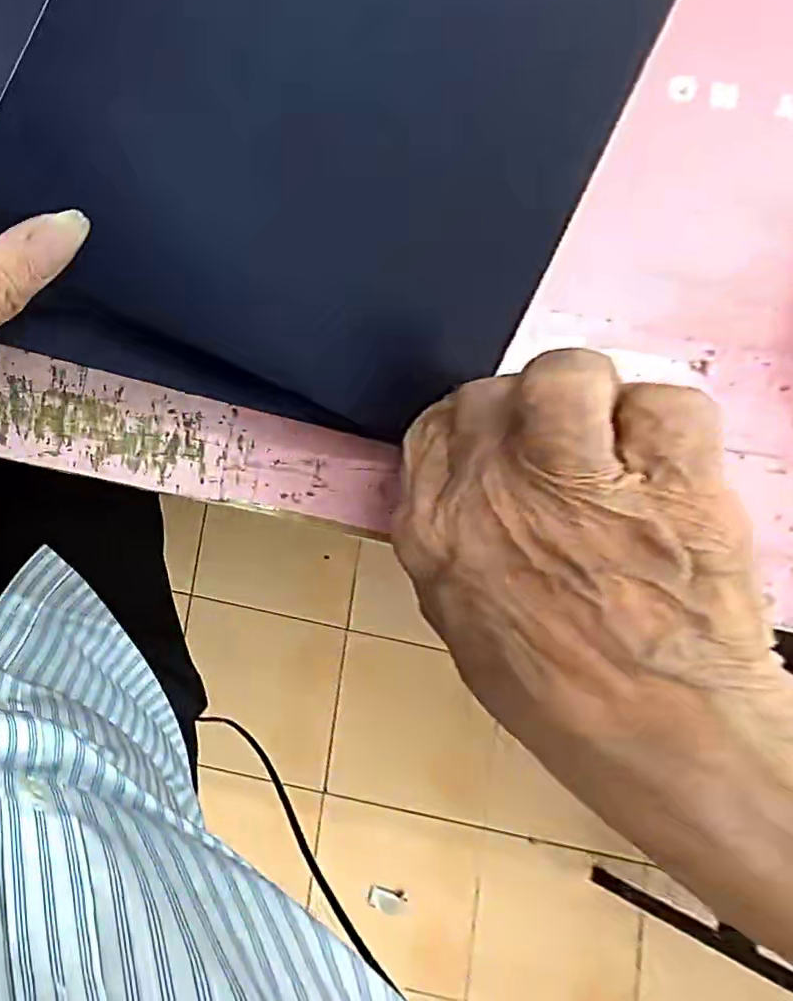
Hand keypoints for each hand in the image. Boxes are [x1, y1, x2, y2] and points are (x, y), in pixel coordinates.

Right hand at [394, 348, 786, 743]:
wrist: (640, 724)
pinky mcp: (671, 493)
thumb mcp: (444, 598)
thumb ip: (441, 531)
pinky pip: (668, 406)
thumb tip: (453, 487)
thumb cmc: (534, 672)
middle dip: (524, 399)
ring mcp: (574, 488)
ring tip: (614, 424)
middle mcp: (487, 493)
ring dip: (591, 389)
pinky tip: (665, 449)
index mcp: (430, 522)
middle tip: (560, 429)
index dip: (467, 417)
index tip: (497, 434)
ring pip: (568, 378)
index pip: (431, 427)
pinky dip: (666, 412)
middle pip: (489, 393)